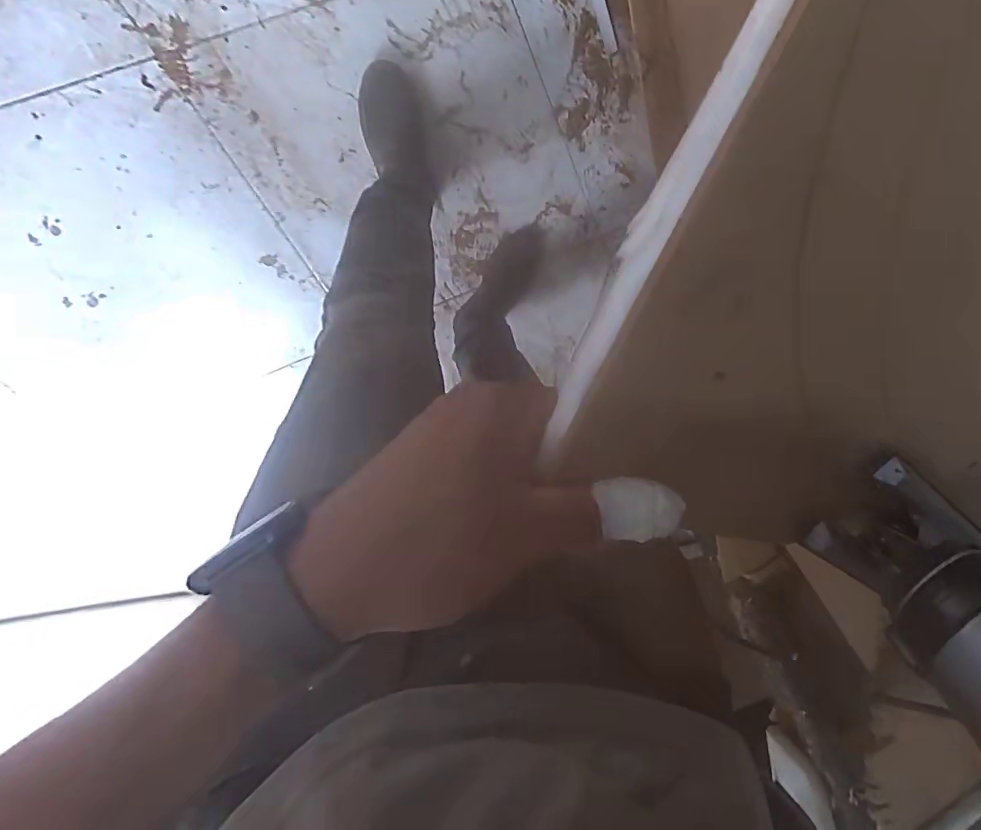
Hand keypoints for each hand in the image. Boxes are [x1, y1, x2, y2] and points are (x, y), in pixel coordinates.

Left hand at [286, 382, 600, 640]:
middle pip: (549, 430)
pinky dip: (501, 488)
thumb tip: (660, 504)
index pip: (580, 412)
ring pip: (516, 448)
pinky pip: (483, 459)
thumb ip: (592, 513)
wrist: (320, 581)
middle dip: (569, 475)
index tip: (615, 495)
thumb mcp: (524, 536)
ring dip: (535, 485)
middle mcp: (475, 398)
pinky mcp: (420, 449)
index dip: (605, 452)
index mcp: (504, 402)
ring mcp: (443, 422)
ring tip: (537, 532)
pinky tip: (493, 528)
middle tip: (579, 523)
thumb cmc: (435, 546)